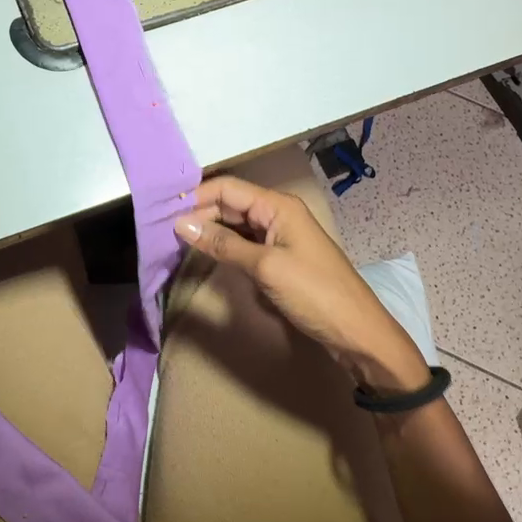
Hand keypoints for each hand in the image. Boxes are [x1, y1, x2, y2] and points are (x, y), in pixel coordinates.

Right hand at [176, 176, 430, 393]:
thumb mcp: (265, 267)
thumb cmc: (315, 293)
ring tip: (175, 240)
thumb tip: (181, 225)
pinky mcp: (278, 257)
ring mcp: (278, 236)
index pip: (227, 188)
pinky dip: (223, 245)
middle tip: (163, 228)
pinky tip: (204, 253)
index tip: (163, 210)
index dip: (195, 196)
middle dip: (198, 212)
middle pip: (229, 203)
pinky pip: (244, 242)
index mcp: (277, 205)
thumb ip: (222, 244)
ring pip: (235, 223)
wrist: (358, 334)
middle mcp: (277, 213)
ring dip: (209, 229)